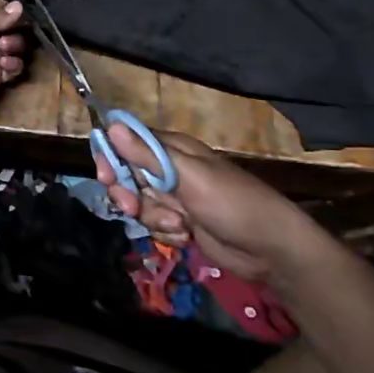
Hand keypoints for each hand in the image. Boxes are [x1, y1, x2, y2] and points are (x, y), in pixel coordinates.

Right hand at [95, 126, 326, 281]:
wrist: (268, 247)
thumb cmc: (232, 203)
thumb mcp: (189, 176)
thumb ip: (148, 155)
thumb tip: (112, 124)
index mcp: (173, 148)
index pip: (128, 142)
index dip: (112, 157)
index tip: (105, 176)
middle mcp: (170, 169)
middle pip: (128, 176)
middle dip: (129, 195)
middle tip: (134, 208)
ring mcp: (175, 198)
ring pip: (140, 205)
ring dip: (154, 218)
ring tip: (180, 225)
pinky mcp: (180, 223)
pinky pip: (154, 226)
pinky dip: (167, 234)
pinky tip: (186, 237)